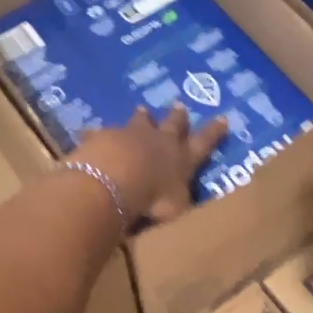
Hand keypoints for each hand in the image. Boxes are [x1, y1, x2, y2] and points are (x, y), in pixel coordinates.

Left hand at [72, 105, 228, 223]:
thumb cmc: (153, 199)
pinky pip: (101, 132)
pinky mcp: (104, 136)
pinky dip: (98, 134)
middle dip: (177, 117)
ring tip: (142, 108)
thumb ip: (177, 198)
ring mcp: (131, 135)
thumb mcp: (175, 207)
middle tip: (179, 105)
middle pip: (172, 124)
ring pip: (139, 121)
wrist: (116, 179)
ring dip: (141, 116)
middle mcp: (159, 141)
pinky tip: (89, 132)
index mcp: (182, 159)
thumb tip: (179, 195)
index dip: (213, 133)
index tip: (223, 118)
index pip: (203, 143)